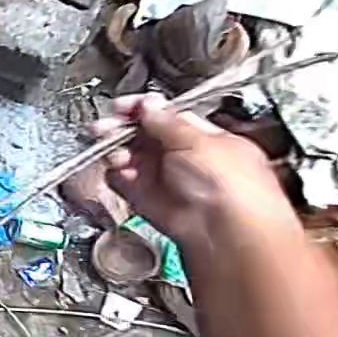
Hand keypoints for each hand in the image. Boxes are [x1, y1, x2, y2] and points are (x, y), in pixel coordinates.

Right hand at [89, 95, 295, 253]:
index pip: (165, 116)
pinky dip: (115, 174)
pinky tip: (118, 169)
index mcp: (203, 138)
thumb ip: (166, 121)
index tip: (124, 106)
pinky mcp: (146, 199)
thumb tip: (148, 104)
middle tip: (106, 126)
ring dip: (116, 150)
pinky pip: (121, 181)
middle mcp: (182, 157)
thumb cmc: (231, 188)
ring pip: (128, 157)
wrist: (222, 232)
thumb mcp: (197, 141)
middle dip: (121, 128)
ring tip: (113, 150)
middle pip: (142, 135)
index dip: (142, 109)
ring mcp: (163, 179)